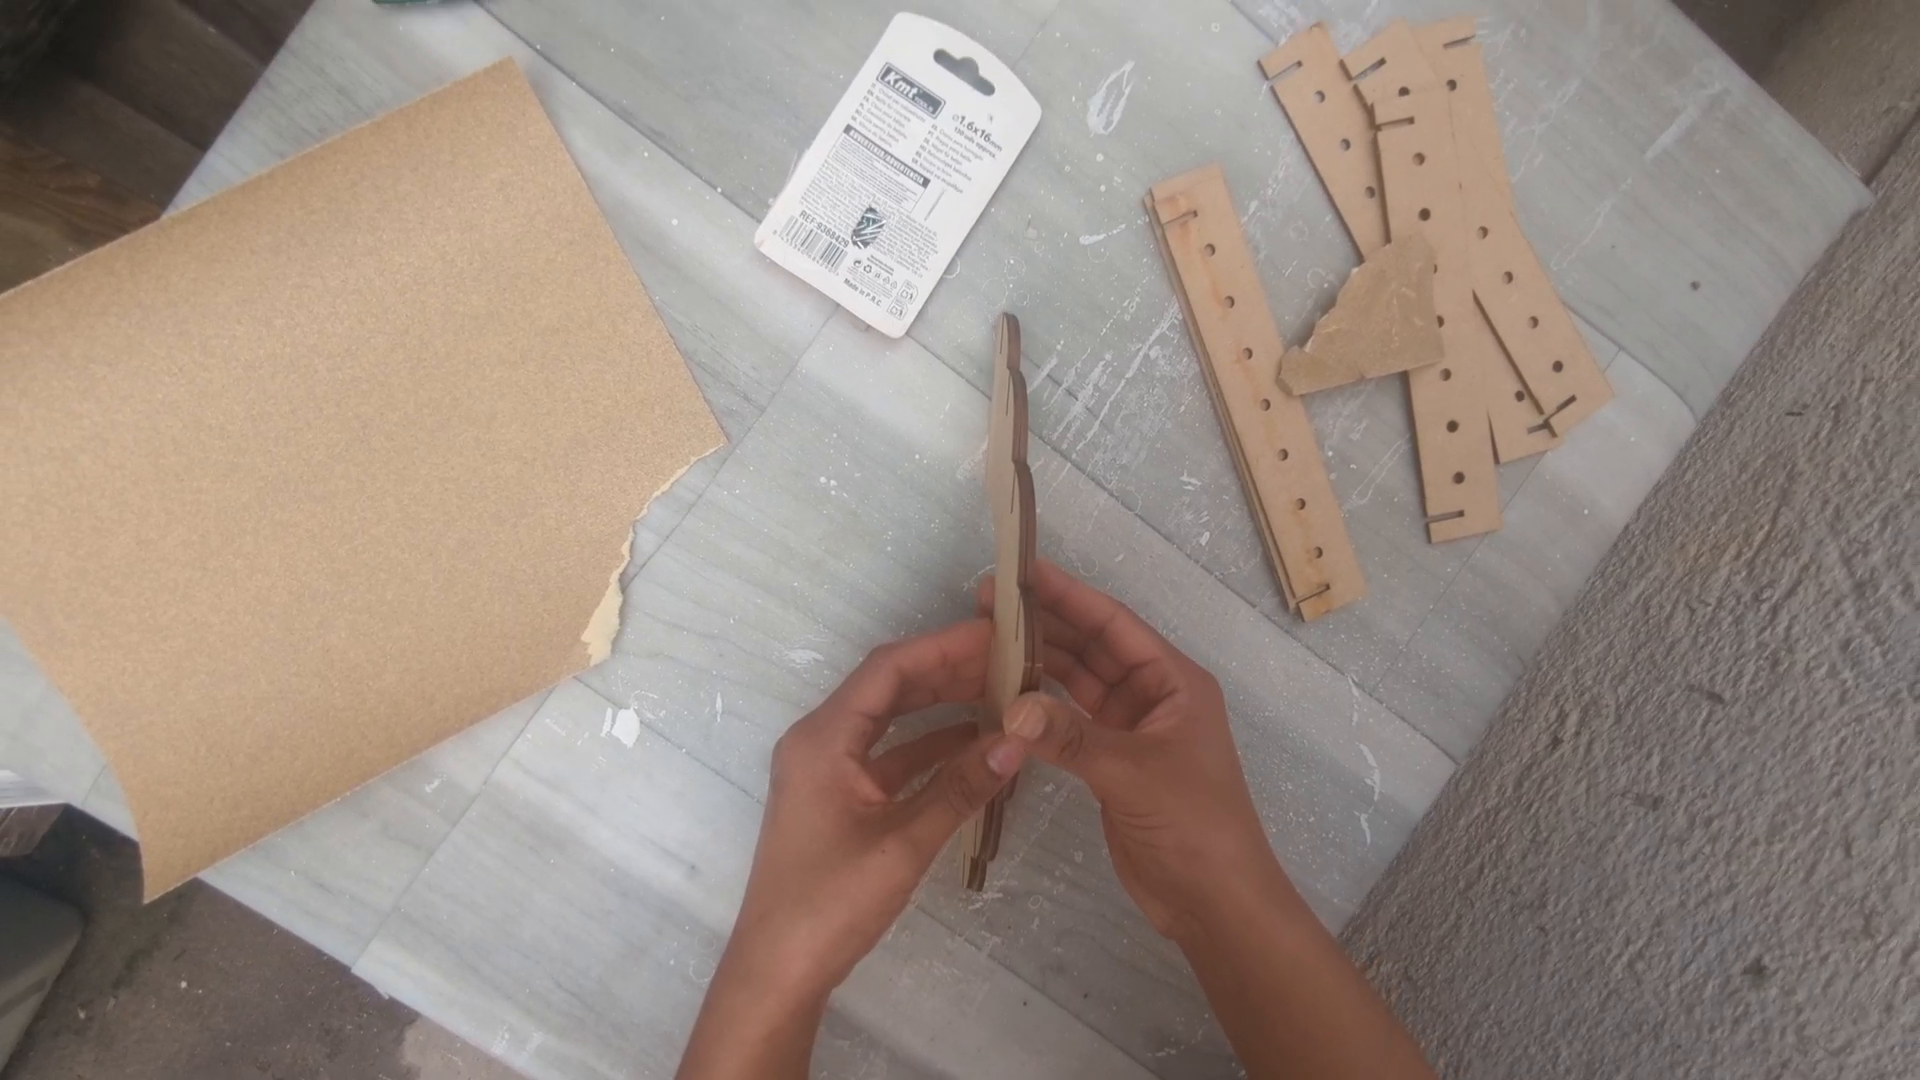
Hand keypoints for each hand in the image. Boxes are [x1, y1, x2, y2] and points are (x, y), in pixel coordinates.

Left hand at [679, 619, 1027, 1078]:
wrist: (777, 973)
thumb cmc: (831, 903)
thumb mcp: (903, 842)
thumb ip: (960, 787)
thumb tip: (1017, 741)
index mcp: (824, 736)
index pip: (889, 668)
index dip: (943, 646)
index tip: (994, 635)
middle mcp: (820, 739)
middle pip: (889, 686)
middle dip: (947, 671)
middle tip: (1006, 663)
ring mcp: (827, 767)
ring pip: (890, 718)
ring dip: (940, 705)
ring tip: (997, 693)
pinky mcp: (838, 793)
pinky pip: (888, 753)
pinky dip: (928, 745)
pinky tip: (971, 743)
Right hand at [980, 560, 1286, 940]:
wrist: (1215, 903)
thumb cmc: (1194, 825)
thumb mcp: (1135, 773)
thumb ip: (1072, 737)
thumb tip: (1010, 706)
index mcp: (1173, 681)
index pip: (1113, 623)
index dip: (1069, 595)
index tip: (1023, 573)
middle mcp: (1151, 694)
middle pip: (1091, 646)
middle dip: (1045, 623)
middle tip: (988, 604)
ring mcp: (1129, 727)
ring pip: (1076, 681)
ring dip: (1038, 662)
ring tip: (988, 641)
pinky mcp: (1109, 759)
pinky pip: (1068, 719)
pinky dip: (1039, 706)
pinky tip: (1005, 694)